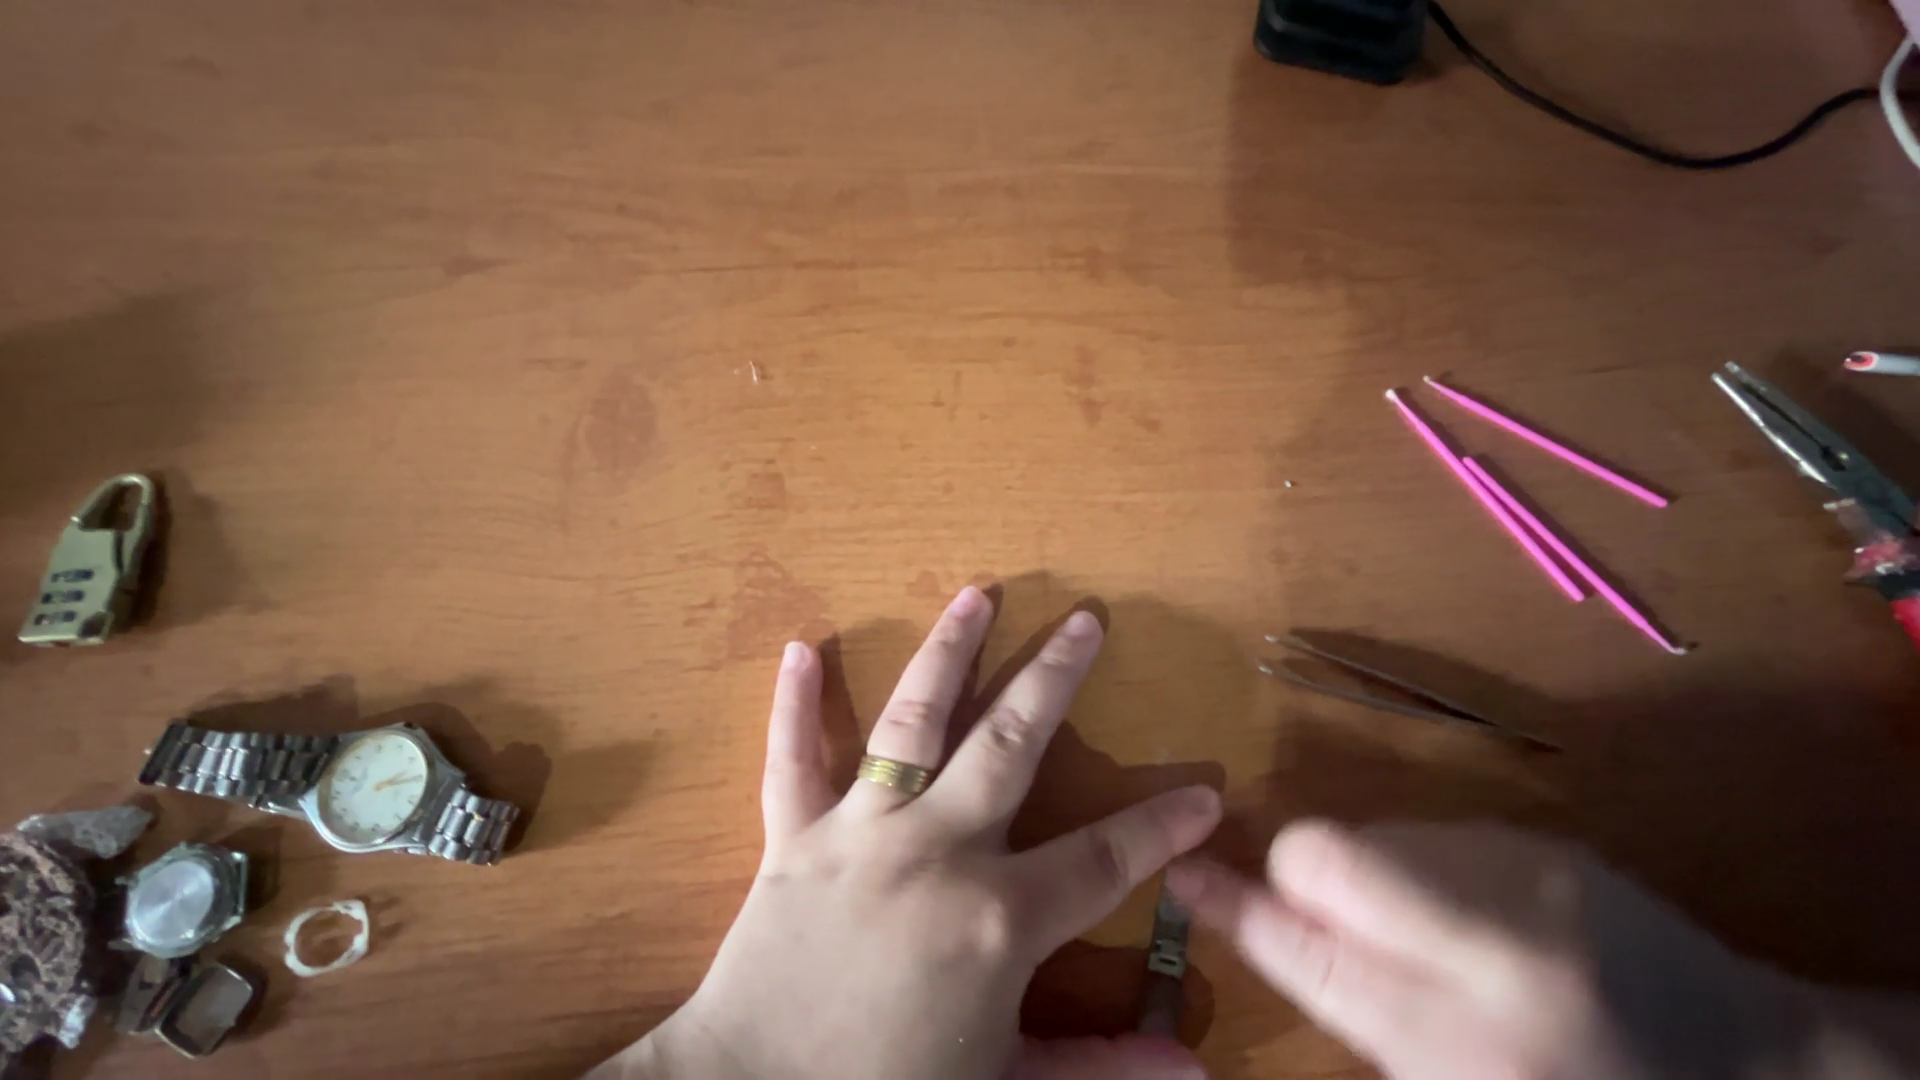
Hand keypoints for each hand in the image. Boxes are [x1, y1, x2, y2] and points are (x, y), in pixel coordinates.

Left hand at [588, 587, 1221, 1079]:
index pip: (1102, 858)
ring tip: (975, 595)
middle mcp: (936, 850)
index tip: (1204, 791)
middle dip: (1054, 677)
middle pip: (1010, 743)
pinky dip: (794, 705)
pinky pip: (792, 759)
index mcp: (997, 916)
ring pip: (911, 723)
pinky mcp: (794, 834)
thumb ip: (1100, 1069)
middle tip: (1085, 620)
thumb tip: (1195, 1070)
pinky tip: (798, 648)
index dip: (1159, 827)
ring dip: (946, 653)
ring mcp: (862, 830)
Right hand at [1169, 820, 1919, 1079]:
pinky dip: (1418, 865)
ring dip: (1364, 873)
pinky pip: (1423, 830)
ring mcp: (1518, 872)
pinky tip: (1473, 912)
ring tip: (1426, 931)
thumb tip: (1263, 918)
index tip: (1180, 871)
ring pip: (1366, 833)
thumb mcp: (1444, 1077)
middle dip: (1298, 873)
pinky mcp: (1541, 839)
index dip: (1228, 901)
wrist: (1761, 1074)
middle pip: (1319, 852)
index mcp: (1451, 1038)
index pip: (1298, 943)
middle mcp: (1481, 942)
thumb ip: (1354, 1005)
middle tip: (1333, 921)